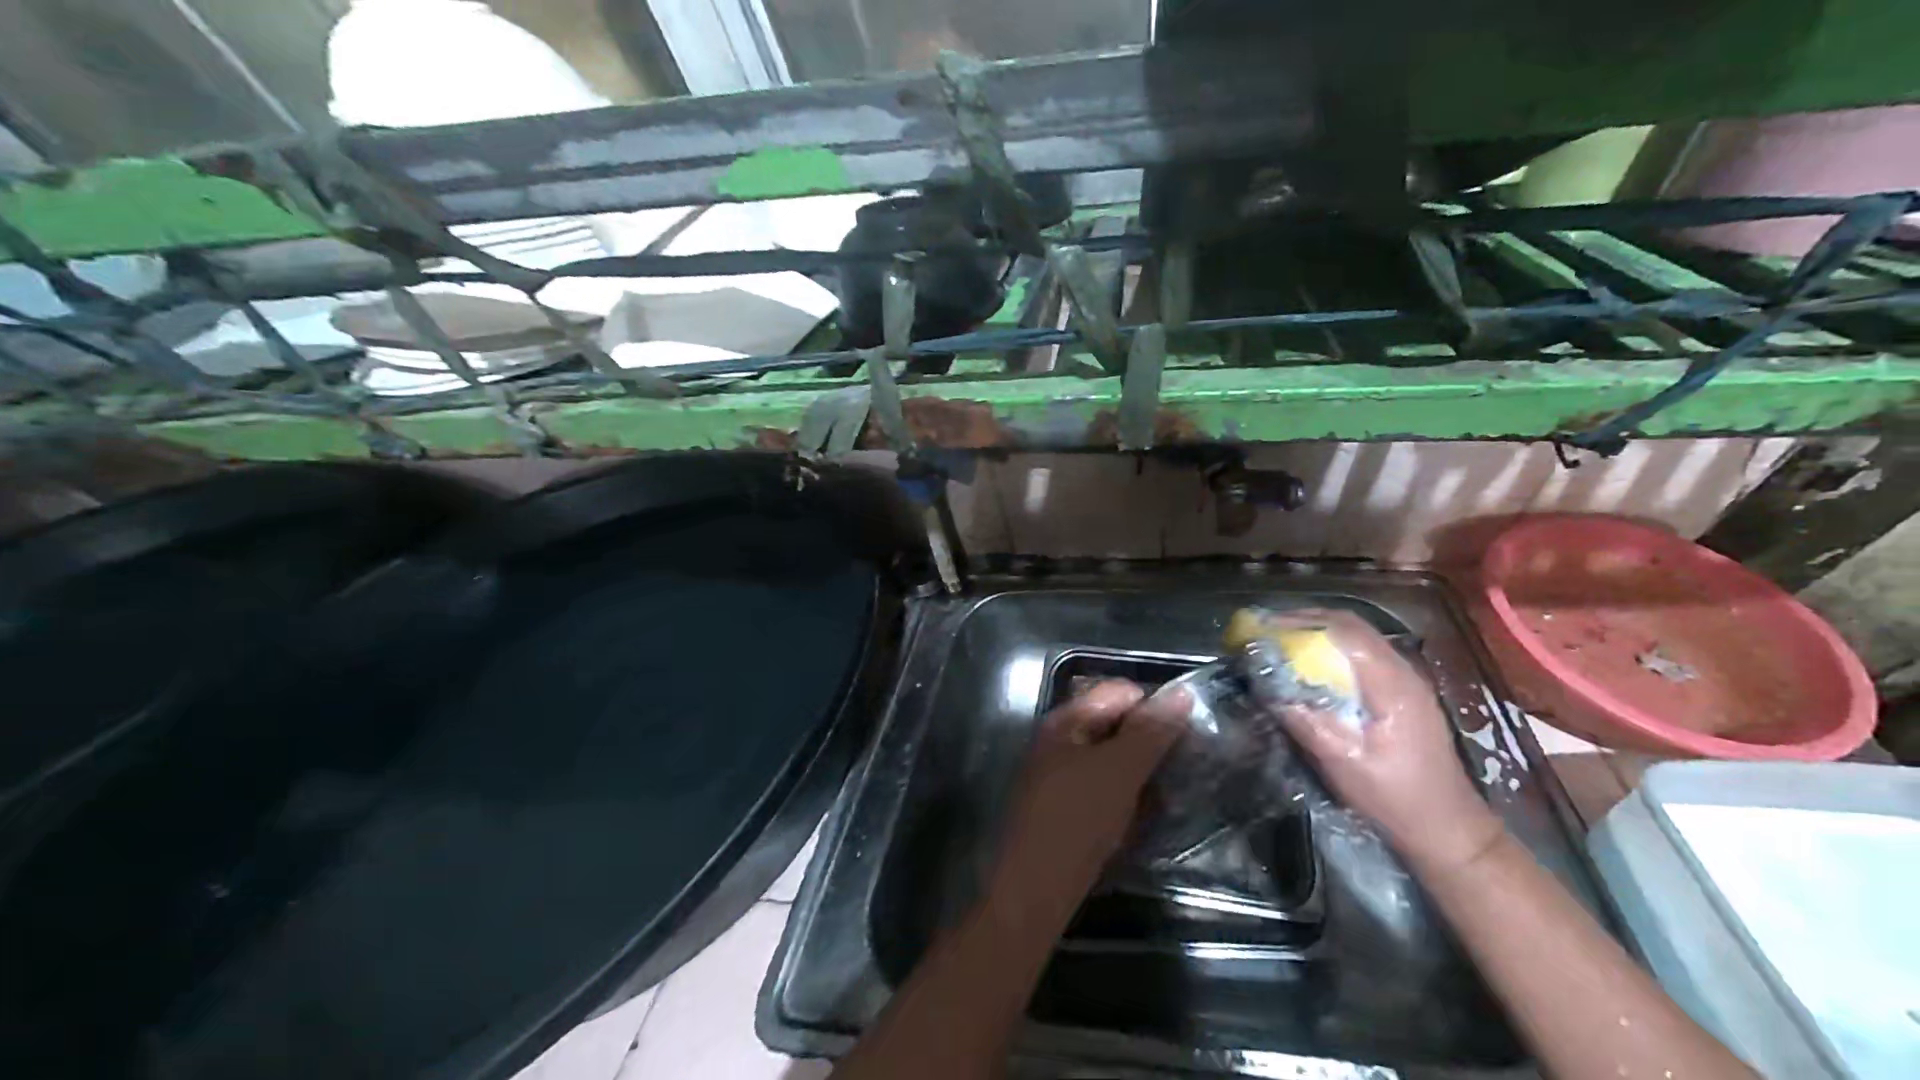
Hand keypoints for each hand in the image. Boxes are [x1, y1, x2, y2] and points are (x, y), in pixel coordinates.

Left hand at [986, 680, 1188, 929]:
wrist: (1035, 887)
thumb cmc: (1077, 819)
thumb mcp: (1119, 770)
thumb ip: (1150, 731)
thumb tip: (1182, 692)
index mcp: (1066, 721)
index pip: (1118, 692)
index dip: (1154, 706)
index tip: (1187, 734)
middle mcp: (1060, 741)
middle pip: (1116, 725)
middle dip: (1151, 742)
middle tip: (1187, 764)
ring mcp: (1062, 775)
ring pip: (1113, 759)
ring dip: (1143, 772)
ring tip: (1173, 791)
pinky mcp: (1068, 808)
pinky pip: (1106, 788)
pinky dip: (1128, 796)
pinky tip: (1147, 815)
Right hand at [1262, 610, 1503, 874]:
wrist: (1448, 831)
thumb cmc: (1395, 798)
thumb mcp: (1342, 761)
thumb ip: (1304, 719)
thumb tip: (1264, 684)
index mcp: (1392, 684)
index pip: (1345, 630)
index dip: (1300, 621)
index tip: (1263, 625)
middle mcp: (1404, 672)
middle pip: (1352, 627)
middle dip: (1305, 621)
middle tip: (1265, 629)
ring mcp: (1407, 682)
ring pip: (1359, 639)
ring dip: (1318, 634)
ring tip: (1280, 642)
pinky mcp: (1403, 695)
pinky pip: (1363, 656)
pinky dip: (1332, 651)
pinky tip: (1311, 667)